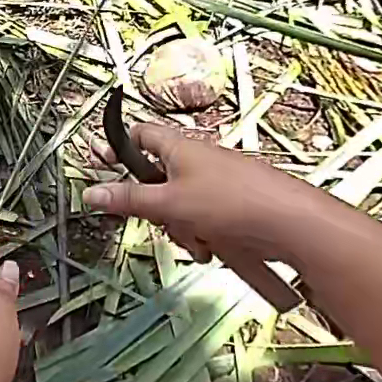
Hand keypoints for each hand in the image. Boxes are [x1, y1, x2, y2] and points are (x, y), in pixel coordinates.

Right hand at [84, 123, 329, 265]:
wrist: (290, 224)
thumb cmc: (232, 202)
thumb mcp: (169, 203)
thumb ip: (128, 200)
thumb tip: (91, 193)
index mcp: (179, 147)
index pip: (139, 135)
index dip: (118, 148)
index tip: (100, 163)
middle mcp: (197, 161)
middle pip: (156, 180)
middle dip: (154, 206)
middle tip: (159, 218)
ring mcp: (215, 184)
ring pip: (178, 206)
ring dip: (180, 227)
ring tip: (196, 237)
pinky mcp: (231, 206)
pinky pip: (201, 220)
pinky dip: (201, 235)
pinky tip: (212, 246)